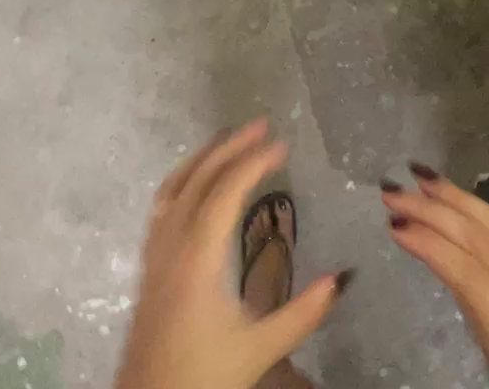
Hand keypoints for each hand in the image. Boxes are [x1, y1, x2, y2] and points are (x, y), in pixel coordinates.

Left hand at [115, 119, 349, 388]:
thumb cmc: (203, 374)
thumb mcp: (260, 349)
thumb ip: (302, 313)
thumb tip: (340, 277)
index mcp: (199, 257)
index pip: (226, 192)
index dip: (254, 162)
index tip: (282, 144)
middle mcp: (172, 243)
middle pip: (199, 178)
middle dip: (230, 146)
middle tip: (262, 125)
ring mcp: (155, 251)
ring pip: (175, 186)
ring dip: (205, 156)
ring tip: (231, 139)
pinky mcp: (148, 263)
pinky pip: (163, 204)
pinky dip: (184, 178)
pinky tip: (197, 180)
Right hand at [382, 164, 488, 388]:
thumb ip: (479, 342)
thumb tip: (448, 292)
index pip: (472, 279)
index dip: (433, 248)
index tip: (394, 226)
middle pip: (484, 243)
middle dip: (436, 211)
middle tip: (392, 191)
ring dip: (460, 200)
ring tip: (423, 178)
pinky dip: (486, 213)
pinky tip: (466, 205)